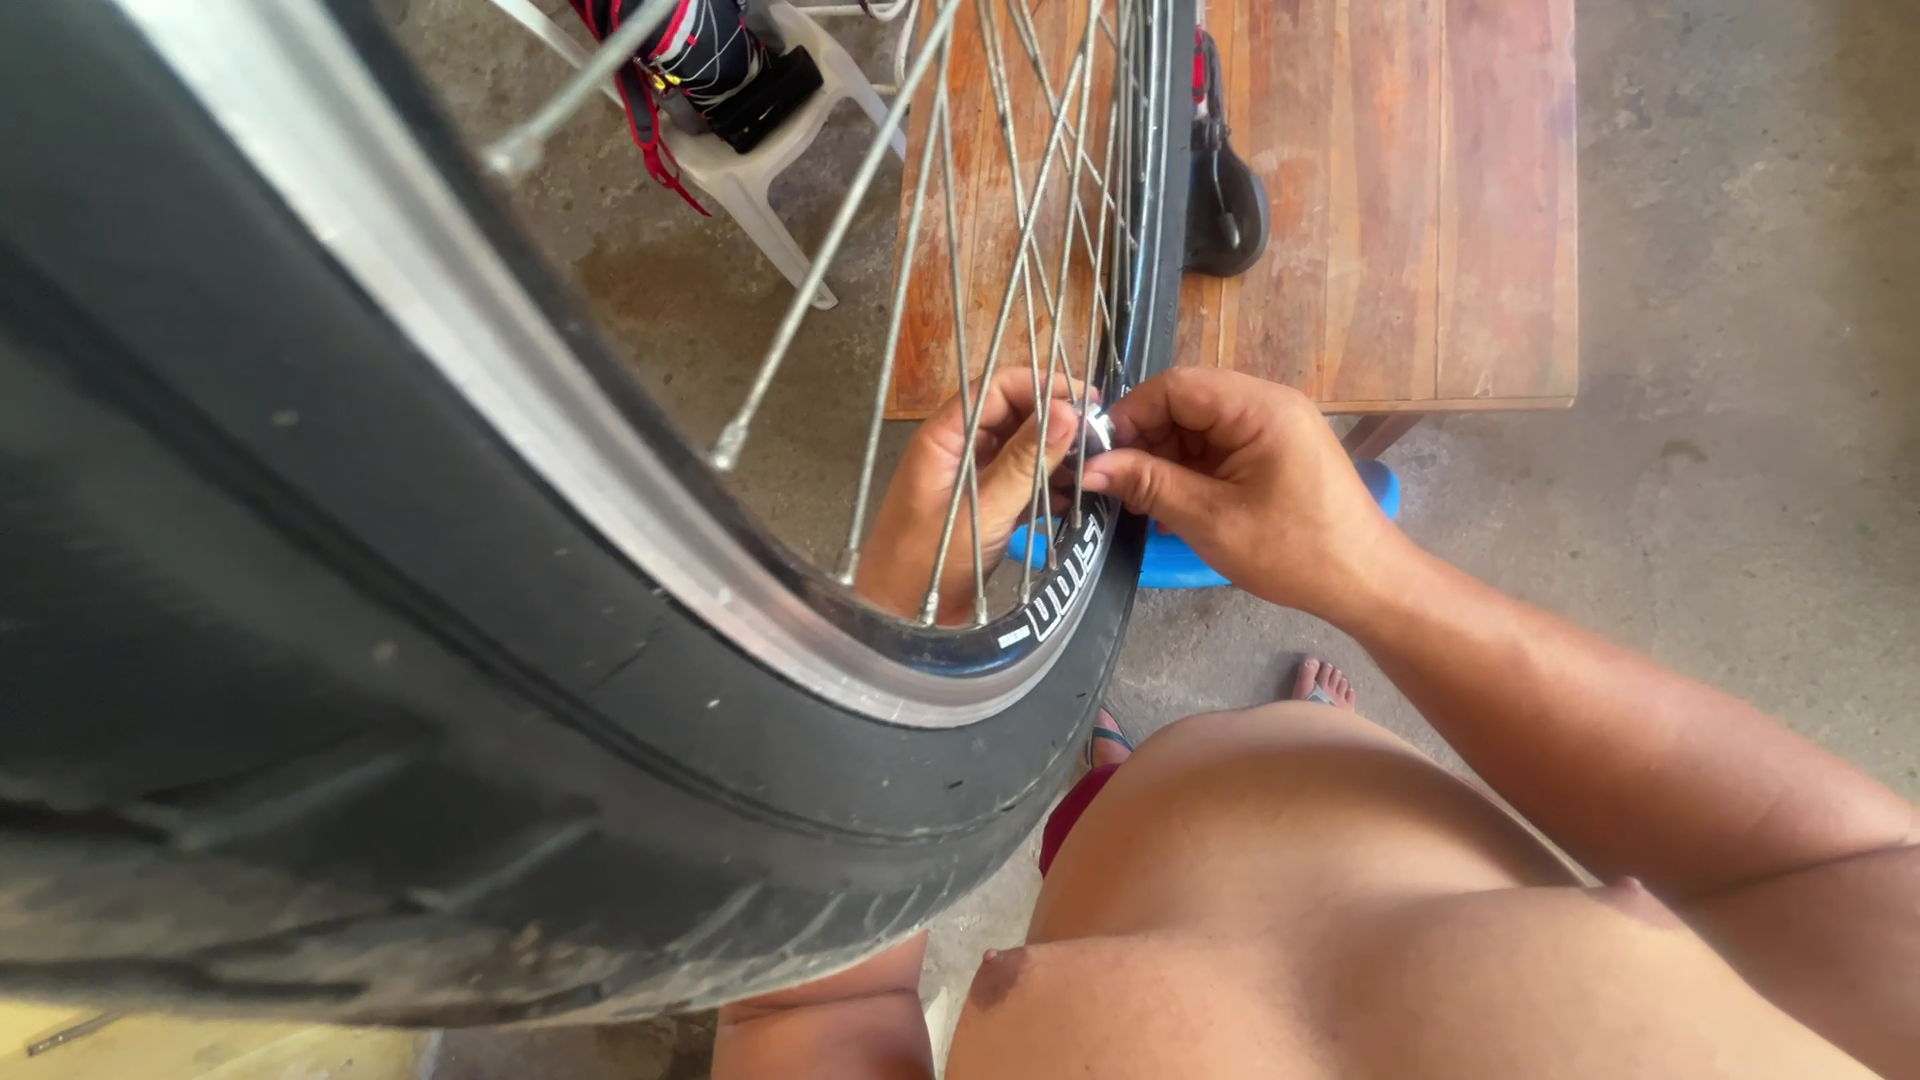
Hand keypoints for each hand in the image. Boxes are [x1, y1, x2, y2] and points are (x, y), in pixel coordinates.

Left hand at [855, 368, 1083, 623]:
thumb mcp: (983, 510)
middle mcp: (958, 451)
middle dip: (1056, 422)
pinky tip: (1078, 497)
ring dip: (1056, 456)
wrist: (901, 621)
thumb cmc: (929, 563)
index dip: (1043, 386)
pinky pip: (1022, 484)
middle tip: (1102, 437)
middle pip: (1012, 416)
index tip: (1089, 400)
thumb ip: (1026, 461)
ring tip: (1096, 468)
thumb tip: (1069, 411)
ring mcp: (972, 481)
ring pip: (1021, 451)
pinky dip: (1048, 487)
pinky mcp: (984, 510)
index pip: (996, 387)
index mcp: (944, 437)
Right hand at [1080, 369, 1410, 620]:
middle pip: (1183, 403)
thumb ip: (1146, 485)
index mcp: (1258, 407)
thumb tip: (1089, 468)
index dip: (1130, 416)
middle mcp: (1265, 404)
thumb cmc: (1292, 551)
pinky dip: (1187, 473)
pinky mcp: (1270, 452)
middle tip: (1121, 488)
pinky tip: (1173, 507)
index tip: (1102, 458)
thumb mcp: (1209, 519)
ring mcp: (1270, 428)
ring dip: (1163, 462)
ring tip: (1146, 505)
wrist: (1365, 583)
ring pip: (1194, 428)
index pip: (1174, 385)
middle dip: (1145, 442)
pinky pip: (1214, 448)